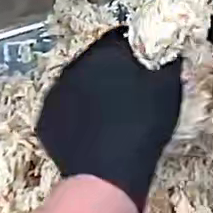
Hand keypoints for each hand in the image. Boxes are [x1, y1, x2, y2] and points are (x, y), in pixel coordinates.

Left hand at [36, 28, 182, 212]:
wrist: (109, 175)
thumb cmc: (144, 125)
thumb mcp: (168, 87)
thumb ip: (167, 60)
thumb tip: (168, 50)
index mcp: (104, 52)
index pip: (121, 37)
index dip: (136, 49)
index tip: (148, 64)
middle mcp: (72, 67)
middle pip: (97, 59)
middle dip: (113, 70)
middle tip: (133, 90)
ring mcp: (54, 95)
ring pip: (78, 84)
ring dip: (94, 91)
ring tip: (114, 114)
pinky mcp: (44, 122)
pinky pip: (66, 110)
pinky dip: (79, 115)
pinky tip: (96, 131)